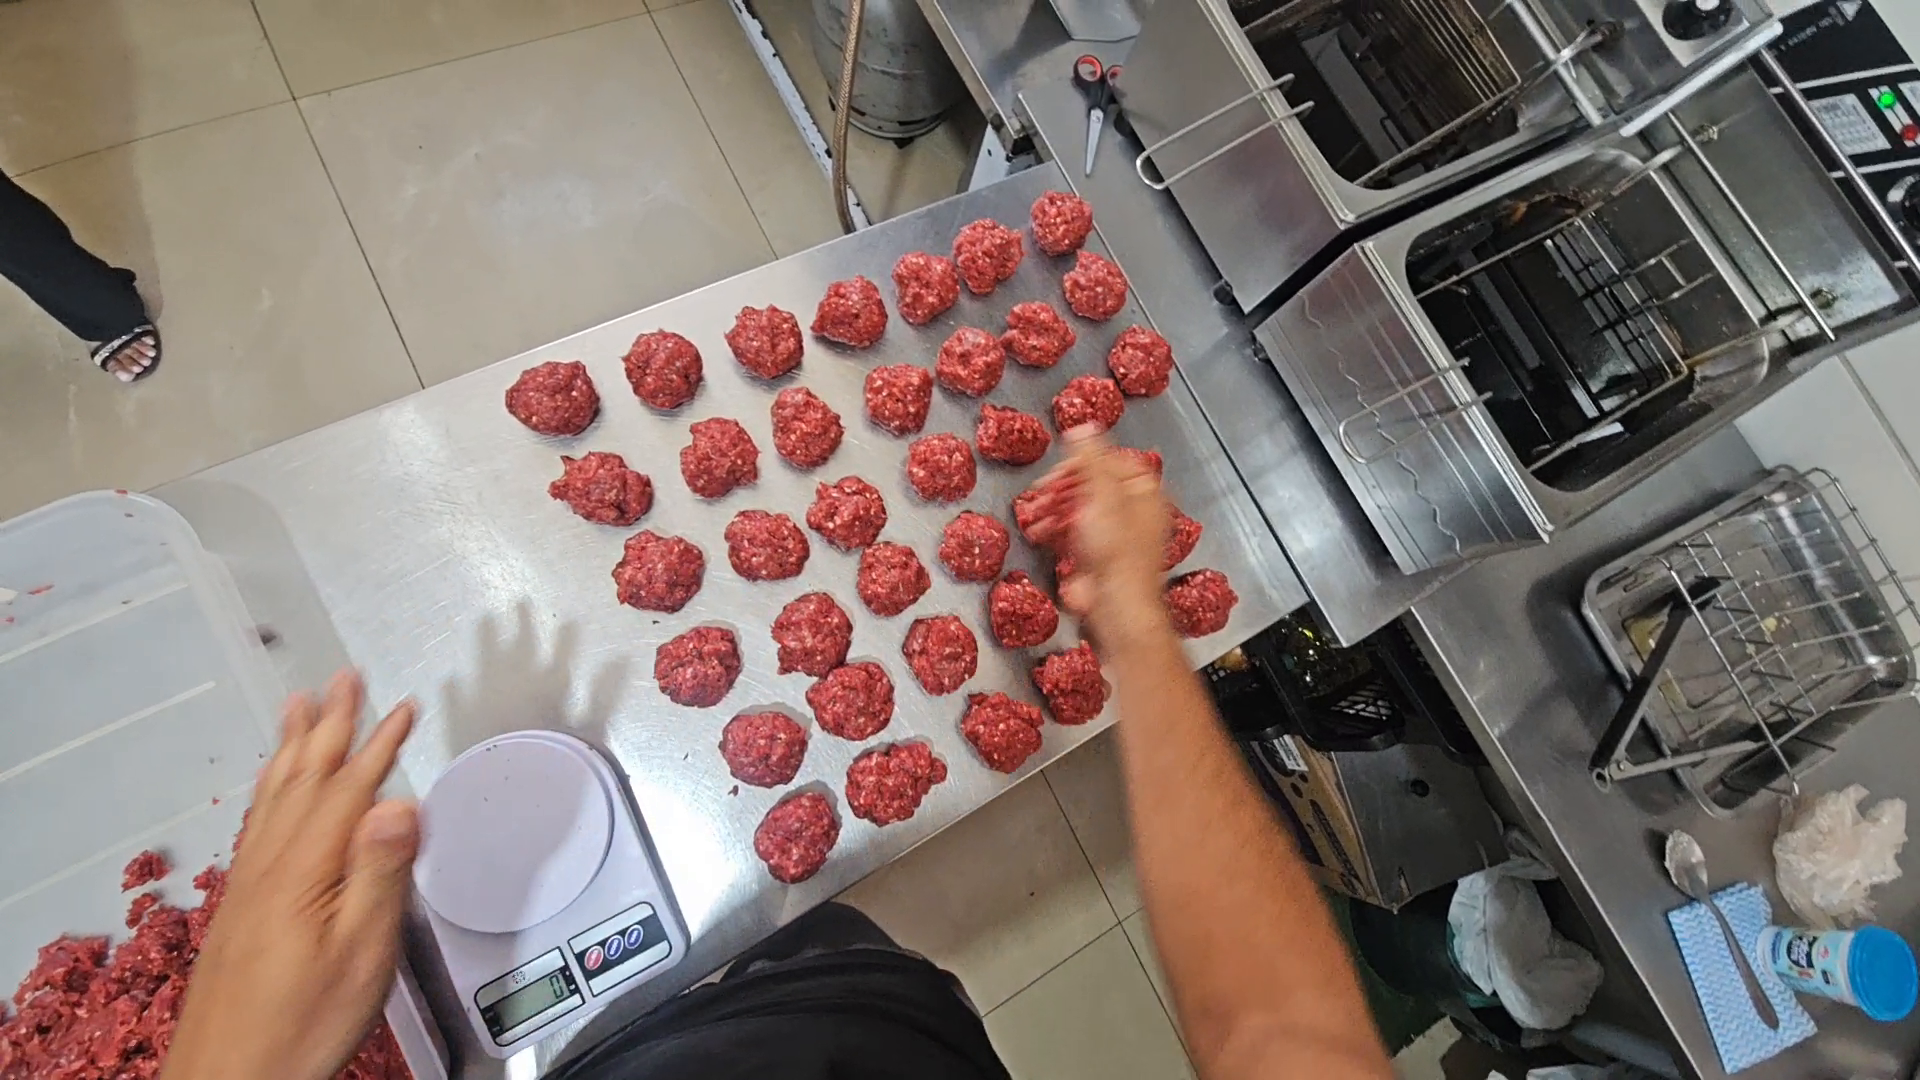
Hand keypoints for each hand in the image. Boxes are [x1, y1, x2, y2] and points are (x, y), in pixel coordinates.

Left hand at [162, 672, 418, 1079]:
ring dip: (294, 746)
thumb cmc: (309, 1020)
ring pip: (274, 798)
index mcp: (304, 874)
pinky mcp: (244, 903)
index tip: (406, 706)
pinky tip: (280, 783)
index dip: (379, 745)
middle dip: (327, 725)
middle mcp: (269, 869)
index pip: (347, 792)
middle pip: (302, 782)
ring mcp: (250, 885)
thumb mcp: (362, 949)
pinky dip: (275, 788)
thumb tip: (398, 804)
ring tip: (301, 706)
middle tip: (341, 679)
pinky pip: (260, 824)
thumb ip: (380, 873)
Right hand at [1028, 427, 1172, 648]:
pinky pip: (1073, 534)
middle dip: (1061, 487)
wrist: (1114, 606)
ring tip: (1032, 513)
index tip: (1061, 467)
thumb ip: (1091, 458)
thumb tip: (1084, 426)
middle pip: (1092, 485)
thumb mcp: (1101, 494)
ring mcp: (1114, 536)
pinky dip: (1054, 530)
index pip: (1113, 462)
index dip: (1083, 461)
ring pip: (1080, 509)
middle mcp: (1132, 512)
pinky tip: (1037, 531)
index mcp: (1144, 493)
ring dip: (1052, 508)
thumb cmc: (1116, 552)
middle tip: (1041, 491)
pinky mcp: (1096, 557)